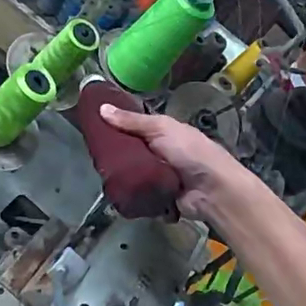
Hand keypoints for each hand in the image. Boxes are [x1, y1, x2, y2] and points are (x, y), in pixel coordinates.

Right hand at [98, 104, 260, 222]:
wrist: (212, 190)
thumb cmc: (191, 152)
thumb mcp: (161, 129)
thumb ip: (132, 122)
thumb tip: (102, 109)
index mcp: (164, 133)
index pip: (135, 127)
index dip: (116, 126)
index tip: (93, 126)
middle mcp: (160, 153)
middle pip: (130, 151)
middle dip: (115, 153)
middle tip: (93, 154)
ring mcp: (158, 176)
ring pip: (131, 173)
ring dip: (120, 174)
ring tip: (99, 172)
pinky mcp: (156, 197)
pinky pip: (136, 193)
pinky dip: (128, 192)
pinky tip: (112, 190)